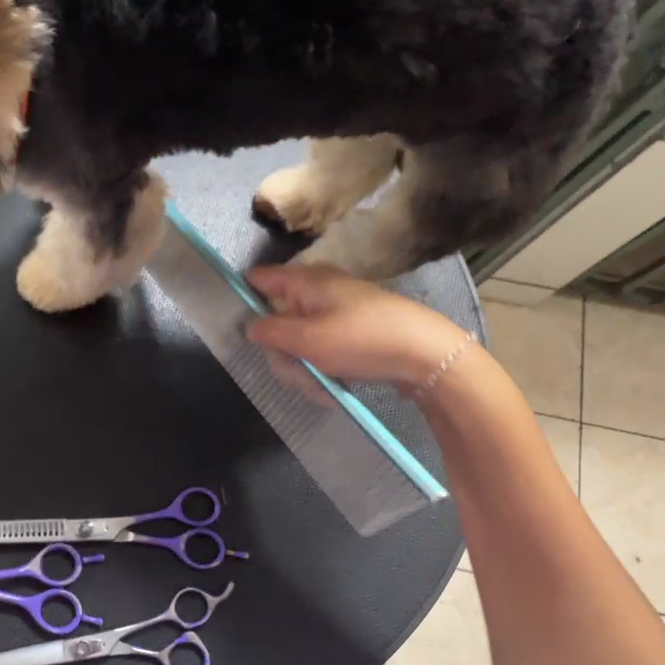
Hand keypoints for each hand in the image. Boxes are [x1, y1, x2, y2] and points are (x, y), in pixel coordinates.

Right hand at [245, 264, 472, 387]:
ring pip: (301, 338)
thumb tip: (248, 325)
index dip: (244, 298)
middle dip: (280, 349)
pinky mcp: (356, 332)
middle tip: (292, 371)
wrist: (426, 354)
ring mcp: (340, 311)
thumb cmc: (361, 340)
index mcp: (306, 281)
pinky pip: (324, 348)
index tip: (238, 328)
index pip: (260, 278)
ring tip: (319, 386)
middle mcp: (321, 289)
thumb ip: (270, 331)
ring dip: (304, 365)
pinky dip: (324, 367)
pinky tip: (334, 386)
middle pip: (279, 317)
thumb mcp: (306, 340)